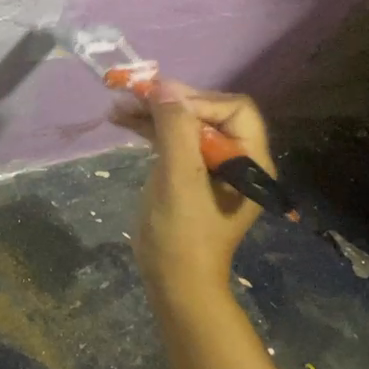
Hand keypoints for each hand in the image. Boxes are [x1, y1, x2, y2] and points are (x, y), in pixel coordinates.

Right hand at [113, 80, 273, 293]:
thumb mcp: (179, 179)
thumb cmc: (182, 233)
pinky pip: (172, 141)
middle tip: (132, 95)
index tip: (160, 104)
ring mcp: (209, 167)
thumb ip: (176, 131)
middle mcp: (235, 159)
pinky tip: (123, 121)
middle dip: (170, 102)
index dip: (198, 100)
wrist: (173, 282)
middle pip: (207, 113)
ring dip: (154, 113)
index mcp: (250, 161)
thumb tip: (163, 87)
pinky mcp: (186, 175)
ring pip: (185, 124)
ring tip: (119, 106)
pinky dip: (149, 129)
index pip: (234, 110)